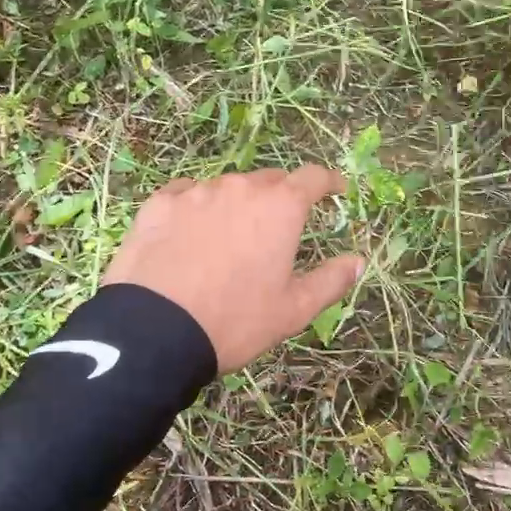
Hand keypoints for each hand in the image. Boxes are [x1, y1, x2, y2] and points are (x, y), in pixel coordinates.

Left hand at [102, 167, 362, 374]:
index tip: (336, 190)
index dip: (328, 182)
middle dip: (281, 198)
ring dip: (237, 204)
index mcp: (281, 206)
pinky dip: (197, 207)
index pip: (314, 177)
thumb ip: (331, 280)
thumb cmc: (234, 320)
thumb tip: (359, 260)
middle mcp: (242, 187)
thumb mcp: (294, 310)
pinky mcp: (160, 203)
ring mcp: (198, 191)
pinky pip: (188, 194)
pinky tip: (190, 233)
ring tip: (231, 238)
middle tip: (279, 228)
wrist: (152, 333)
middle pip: (270, 180)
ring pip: (228, 188)